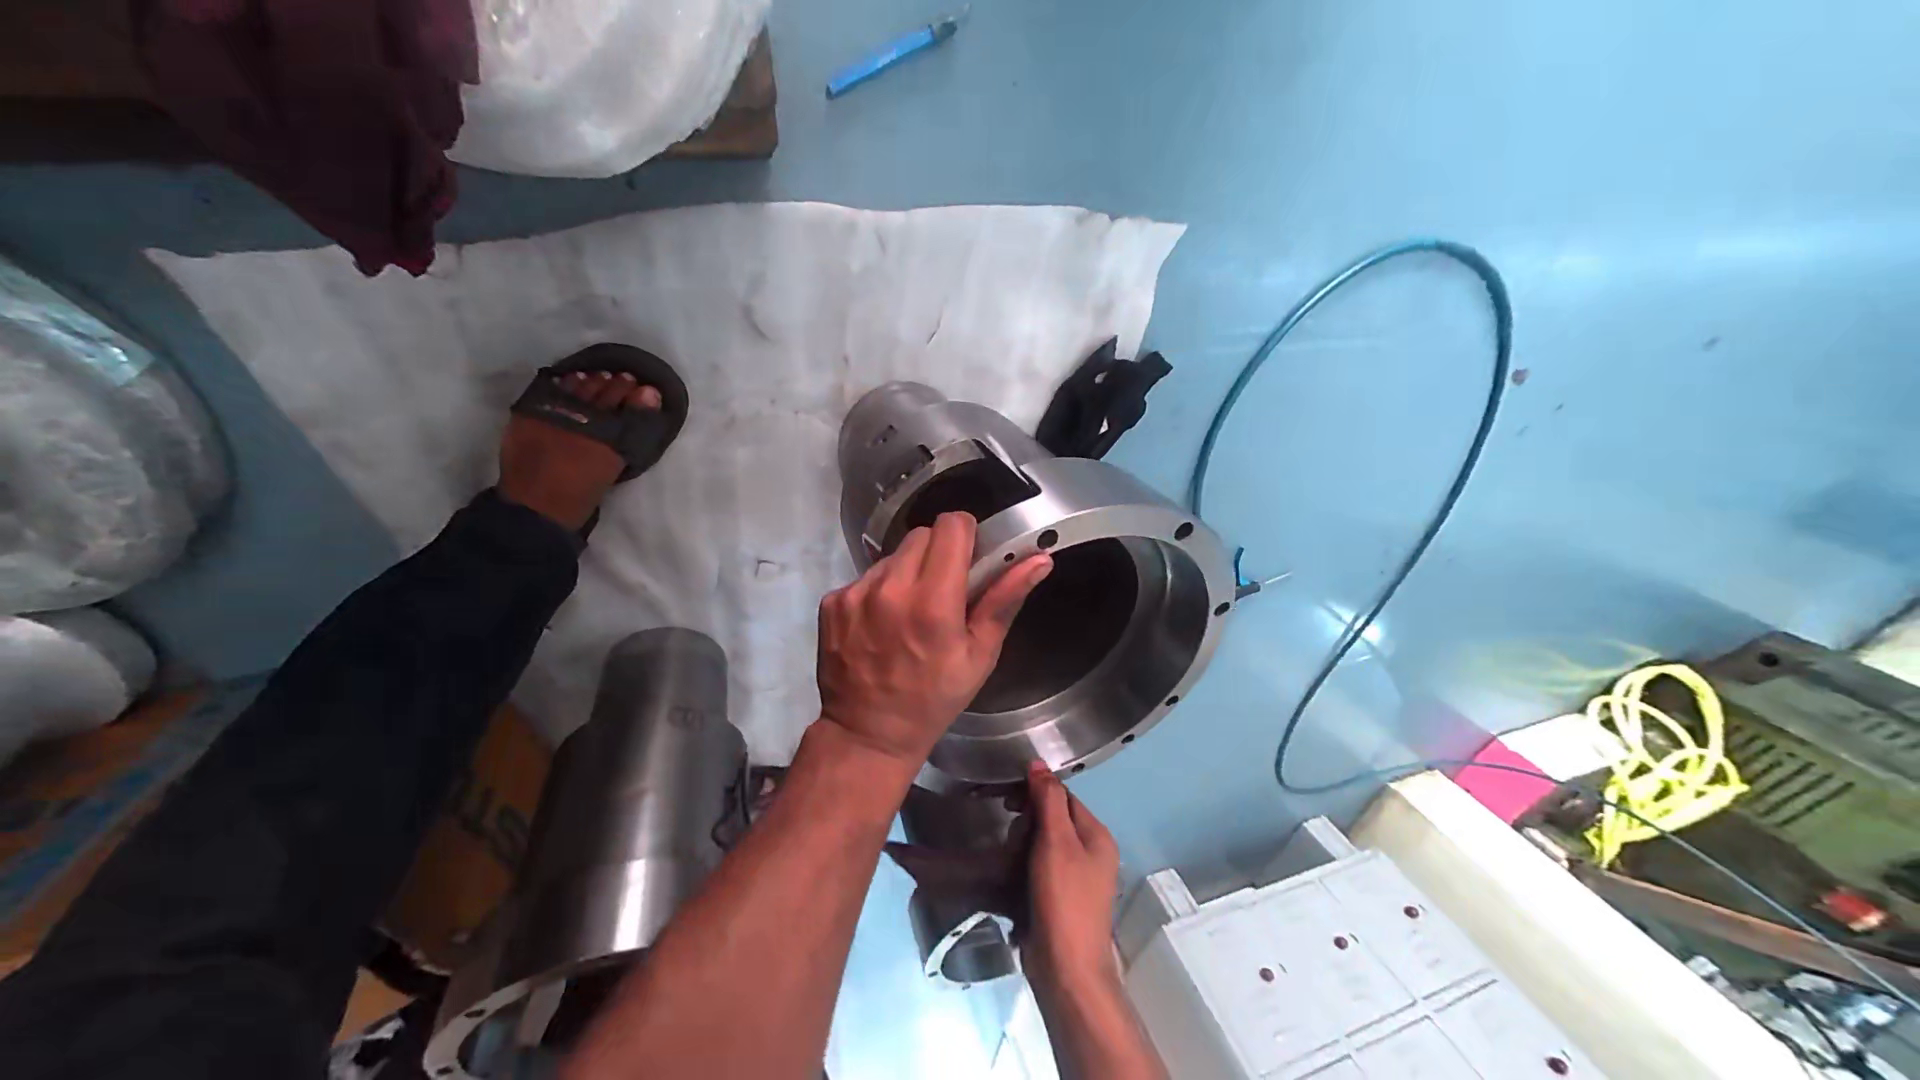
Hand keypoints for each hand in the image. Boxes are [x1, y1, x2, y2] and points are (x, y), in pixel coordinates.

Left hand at [816, 512, 1051, 768]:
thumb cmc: (933, 699)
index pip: (951, 526)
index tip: (970, 557)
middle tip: (944, 590)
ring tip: (911, 612)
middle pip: (922, 535)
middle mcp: (890, 588)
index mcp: (932, 601)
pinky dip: (879, 590)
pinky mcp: (832, 602)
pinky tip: (883, 624)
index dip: (966, 535)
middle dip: (939, 553)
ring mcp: (855, 594)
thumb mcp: (979, 656)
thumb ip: (1005, 600)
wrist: (867, 733)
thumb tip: (1039, 560)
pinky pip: (866, 577)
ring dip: (908, 572)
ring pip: (893, 556)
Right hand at [1024, 761, 1121, 981]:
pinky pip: (1038, 867)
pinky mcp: (1059, 897)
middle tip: (1011, 834)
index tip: (1007, 800)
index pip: (1063, 795)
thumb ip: (1048, 800)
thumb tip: (1038, 764)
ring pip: (1042, 843)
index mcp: (1097, 835)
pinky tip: (1008, 875)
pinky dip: (1022, 866)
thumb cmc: (1064, 899)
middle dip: (1027, 822)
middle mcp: (1091, 852)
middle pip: (1053, 818)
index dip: (1035, 792)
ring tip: (1010, 858)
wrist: (1066, 967)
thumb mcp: (1057, 842)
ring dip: (1022, 845)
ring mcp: (1076, 877)